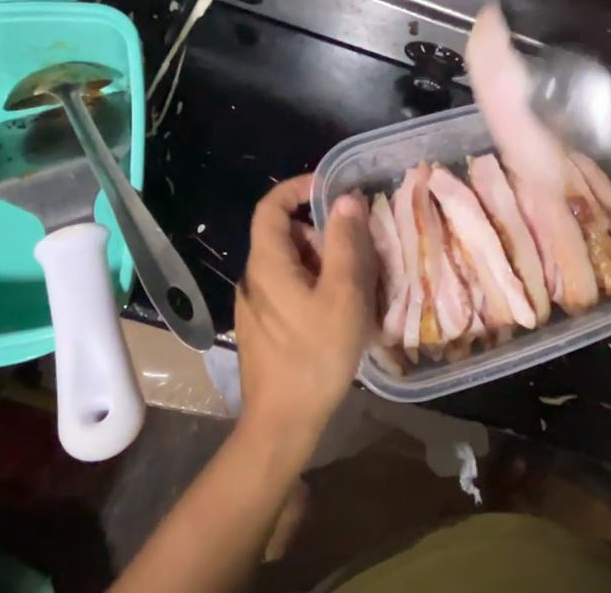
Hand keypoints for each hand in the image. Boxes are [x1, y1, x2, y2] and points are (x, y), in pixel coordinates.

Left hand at [235, 176, 376, 444]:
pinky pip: (287, 287)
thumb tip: (345, 199)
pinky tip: (338, 310)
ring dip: (321, 260)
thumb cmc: (315, 354)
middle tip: (358, 248)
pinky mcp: (262, 327)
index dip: (297, 188)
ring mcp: (254, 306)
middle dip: (321, 231)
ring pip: (289, 263)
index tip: (331, 188)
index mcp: (266, 264)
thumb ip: (344, 243)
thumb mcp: (342, 294)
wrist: (282, 422)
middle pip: (284, 235)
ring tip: (356, 281)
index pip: (270, 207)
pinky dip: (313, 283)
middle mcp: (253, 279)